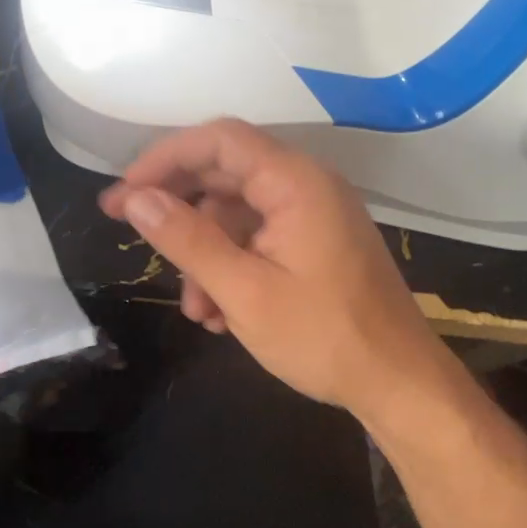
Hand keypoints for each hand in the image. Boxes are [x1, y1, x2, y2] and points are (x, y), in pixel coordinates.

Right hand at [99, 119, 447, 410]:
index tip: (125, 192)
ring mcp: (312, 215)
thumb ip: (186, 239)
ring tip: (193, 308)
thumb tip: (136, 199)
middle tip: (126, 226)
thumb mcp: (243, 290)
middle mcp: (306, 186)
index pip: (218, 140)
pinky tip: (218, 313)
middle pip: (223, 172)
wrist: (401, 387)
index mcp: (296, 182)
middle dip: (175, 205)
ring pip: (235, 213)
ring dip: (202, 252)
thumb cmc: (324, 336)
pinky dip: (229, 266)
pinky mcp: (315, 243)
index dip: (164, 158)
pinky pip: (256, 237)